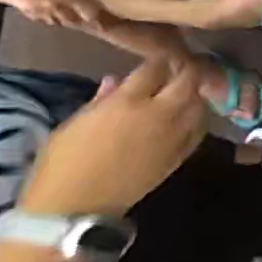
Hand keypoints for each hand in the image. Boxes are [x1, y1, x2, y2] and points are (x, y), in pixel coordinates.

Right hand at [0, 0, 120, 28]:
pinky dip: (49, 17)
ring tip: (74, 20)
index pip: (92, 15)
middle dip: (84, 22)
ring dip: (67, 20)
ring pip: (56, 20)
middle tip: (94, 24)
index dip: (101, 20)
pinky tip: (49, 14)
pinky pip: (40, 17)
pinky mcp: (21, 7)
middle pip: (74, 20)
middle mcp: (56, 8)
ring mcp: (37, 10)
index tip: (109, 25)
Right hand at [19, 60, 205, 215]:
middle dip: (188, 68)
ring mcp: (175, 133)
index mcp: (127, 102)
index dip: (161, 57)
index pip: (154, 67)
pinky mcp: (182, 153)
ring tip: (187, 87)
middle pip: (187, 79)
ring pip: (199, 101)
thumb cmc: (62, 164)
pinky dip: (198, 115)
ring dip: (196, 91)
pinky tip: (190, 113)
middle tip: (183, 64)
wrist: (73, 208)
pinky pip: (200, 126)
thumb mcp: (73, 124)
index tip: (162, 53)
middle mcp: (159, 113)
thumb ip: (101, 99)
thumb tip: (116, 80)